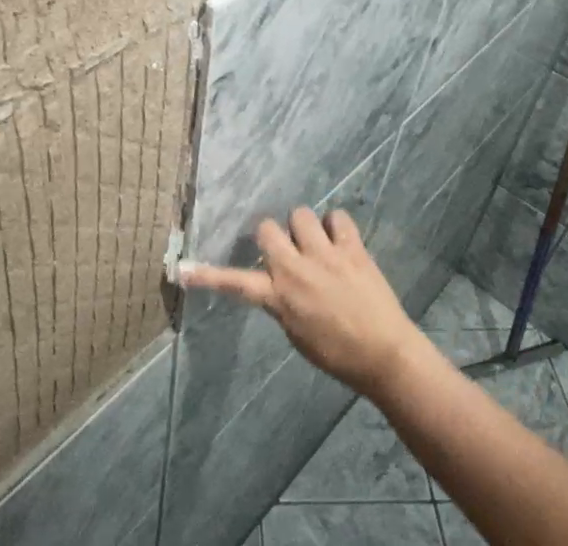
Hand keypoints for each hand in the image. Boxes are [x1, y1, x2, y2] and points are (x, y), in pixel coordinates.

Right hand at [180, 208, 430, 397]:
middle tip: (287, 251)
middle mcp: (297, 270)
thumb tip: (278, 280)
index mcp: (279, 298)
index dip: (208, 275)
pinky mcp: (352, 248)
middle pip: (268, 228)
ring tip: (317, 244)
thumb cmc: (337, 353)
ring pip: (300, 214)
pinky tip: (340, 240)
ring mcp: (325, 255)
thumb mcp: (297, 333)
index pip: (235, 282)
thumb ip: (282, 301)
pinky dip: (336, 226)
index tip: (183, 270)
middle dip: (274, 236)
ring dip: (304, 227)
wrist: (384, 354)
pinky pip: (337, 216)